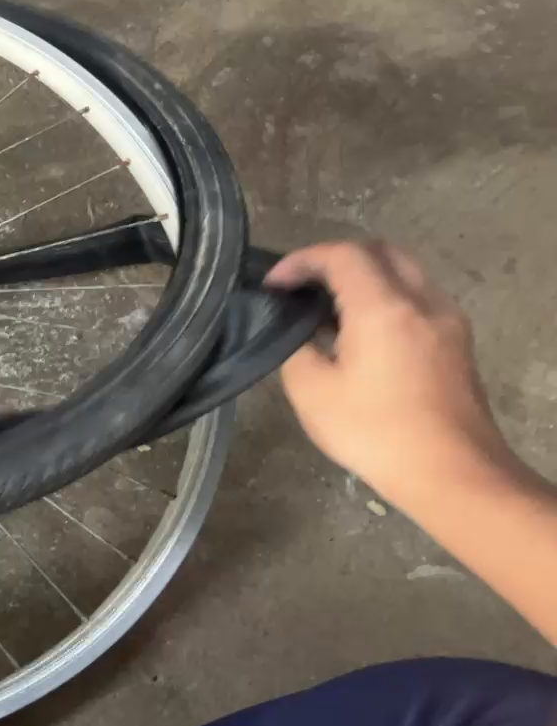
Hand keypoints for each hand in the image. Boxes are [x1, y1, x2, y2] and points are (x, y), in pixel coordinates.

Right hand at [266, 240, 515, 499]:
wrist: (449, 472)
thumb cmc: (370, 428)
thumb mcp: (309, 386)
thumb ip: (296, 342)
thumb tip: (294, 324)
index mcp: (386, 310)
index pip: (344, 255)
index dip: (300, 260)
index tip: (271, 285)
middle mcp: (425, 305)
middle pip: (381, 253)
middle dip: (332, 259)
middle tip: (295, 285)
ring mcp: (448, 323)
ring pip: (402, 273)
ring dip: (357, 276)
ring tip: (318, 306)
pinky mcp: (454, 342)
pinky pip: (414, 298)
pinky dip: (378, 295)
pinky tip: (350, 327)